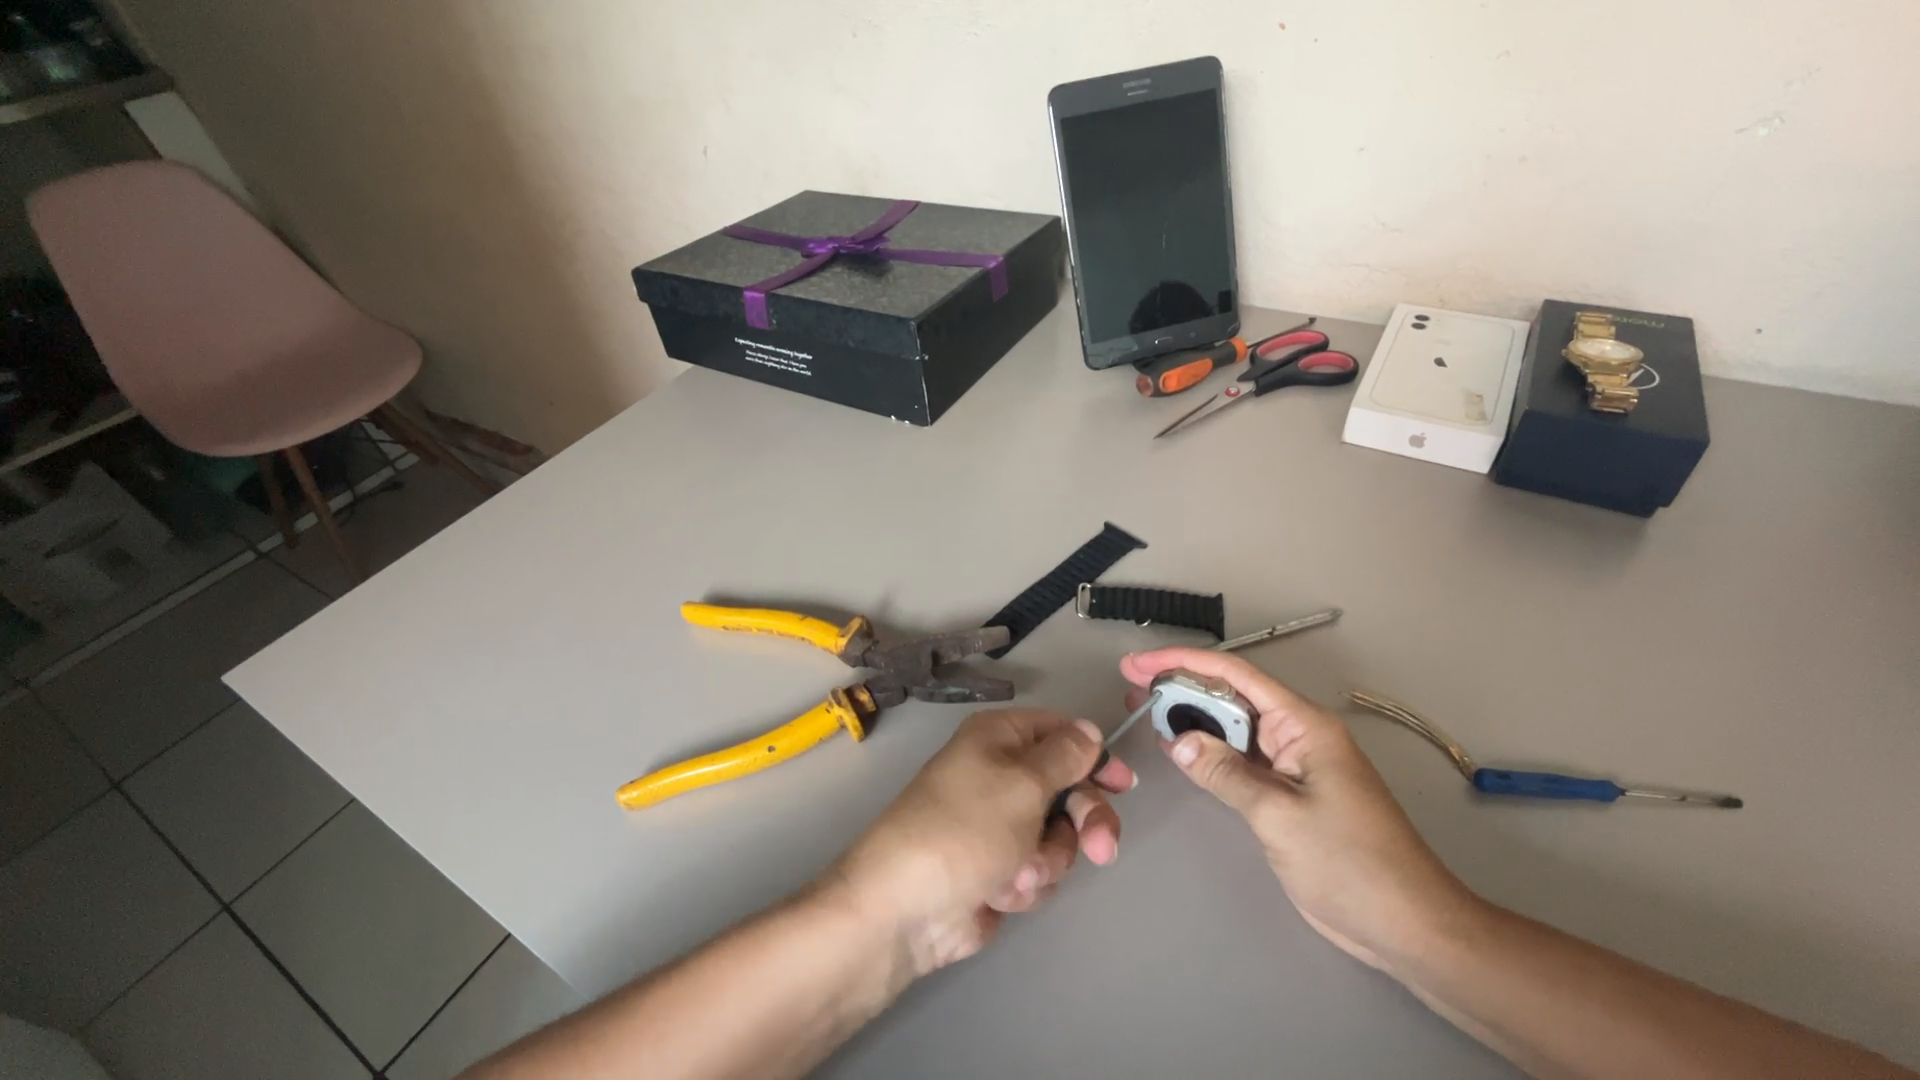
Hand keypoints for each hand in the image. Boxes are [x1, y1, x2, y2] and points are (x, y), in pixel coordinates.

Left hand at [826, 709, 1134, 977]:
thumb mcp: (1022, 783)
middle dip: (1083, 823)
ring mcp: (1000, 826)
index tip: (1123, 784)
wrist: (907, 910)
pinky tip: (997, 893)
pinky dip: (1024, 884)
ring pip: (1059, 837)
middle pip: (1069, 789)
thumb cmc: (964, 829)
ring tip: (1016, 874)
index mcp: (999, 739)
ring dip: (1046, 860)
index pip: (1061, 733)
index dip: (1094, 757)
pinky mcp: (1000, 870)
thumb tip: (1088, 729)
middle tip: (1100, 847)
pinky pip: (1038, 871)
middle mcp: (1000, 775)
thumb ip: (1065, 756)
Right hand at [1121, 648, 1475, 970]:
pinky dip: (1207, 751)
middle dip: (1181, 686)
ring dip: (1191, 717)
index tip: (1138, 664)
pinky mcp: (1286, 793)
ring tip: (1143, 710)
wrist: (1404, 922)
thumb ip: (1225, 773)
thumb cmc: (1349, 862)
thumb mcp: (1278, 814)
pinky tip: (1177, 749)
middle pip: (1231, 696)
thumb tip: (1178, 740)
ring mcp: (1291, 764)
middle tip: (1130, 687)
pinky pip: (1240, 759)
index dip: (1183, 662)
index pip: (1236, 675)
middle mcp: (1297, 735)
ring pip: (1232, 727)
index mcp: (1304, 725)